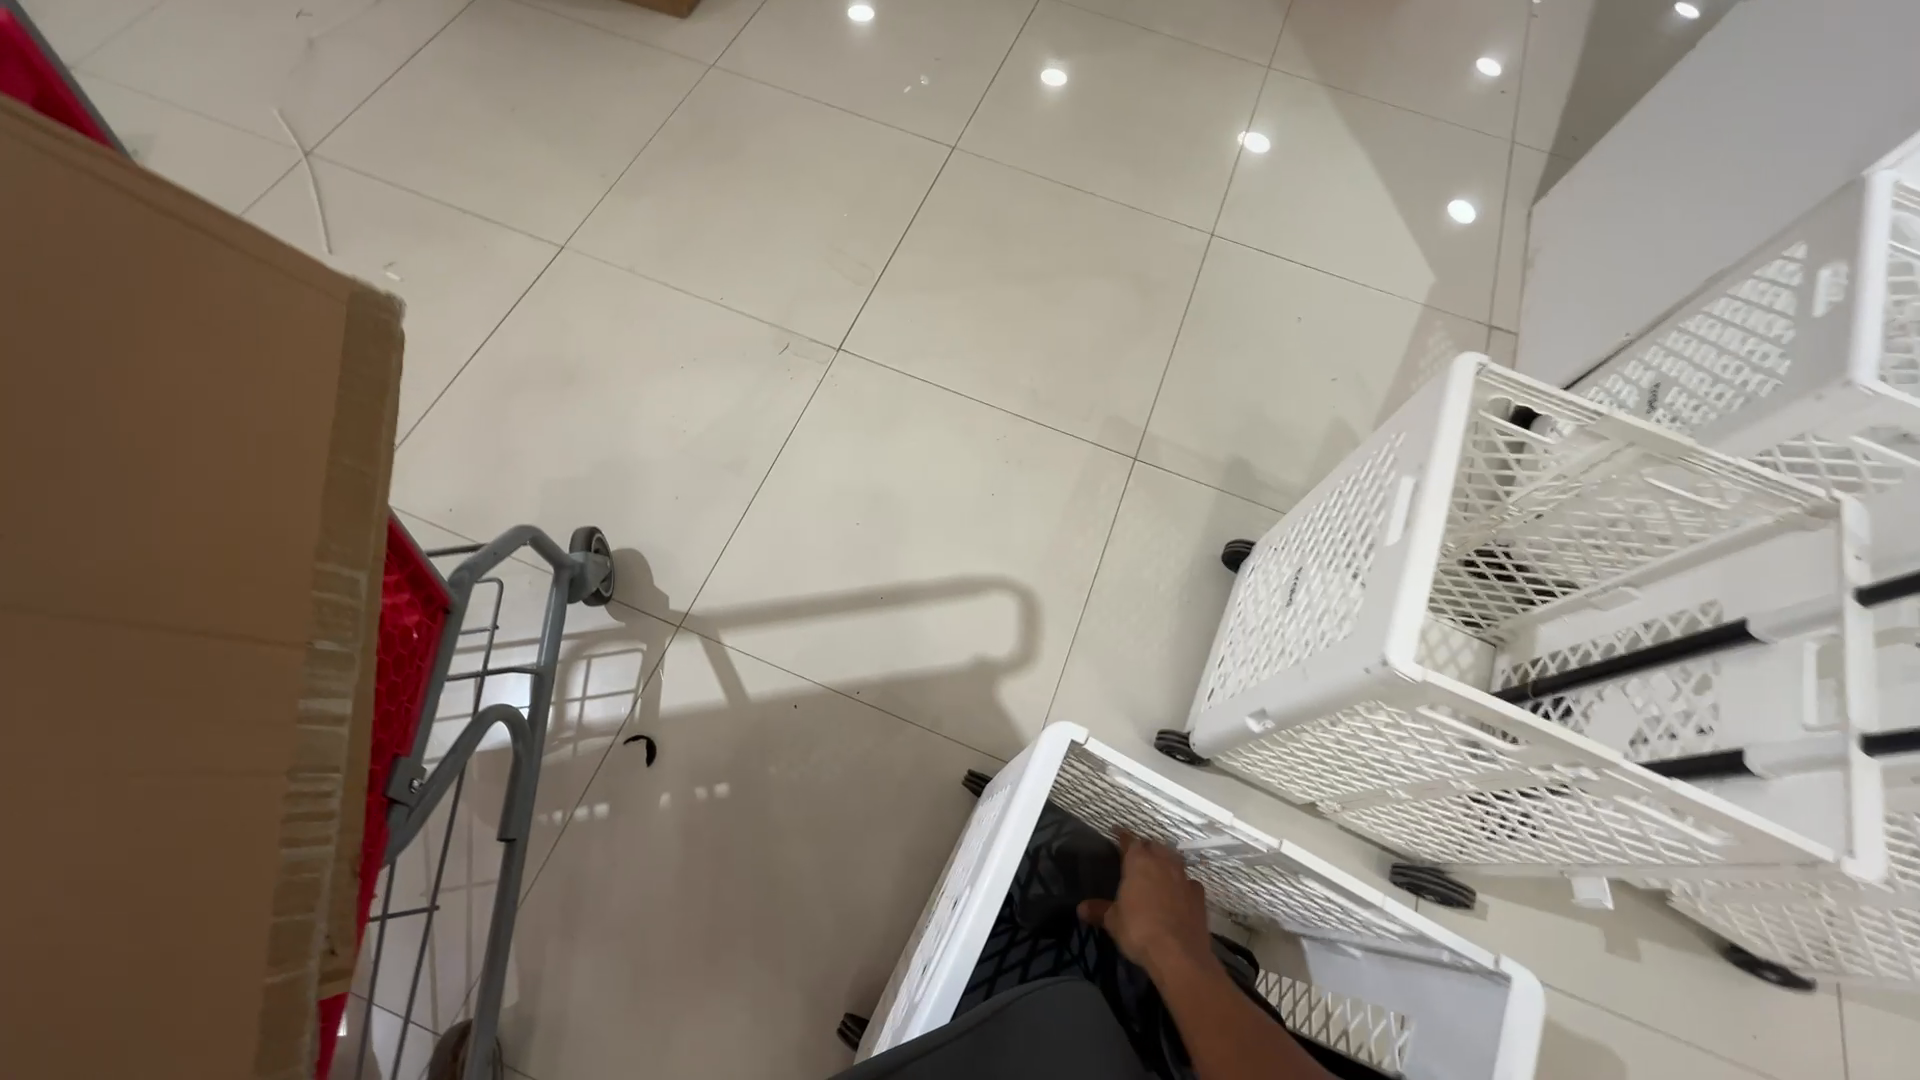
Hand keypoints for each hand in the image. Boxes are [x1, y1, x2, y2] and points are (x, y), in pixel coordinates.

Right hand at [1077, 832, 1213, 975]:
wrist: (1179, 954)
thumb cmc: (1139, 930)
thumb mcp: (1113, 921)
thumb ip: (1099, 910)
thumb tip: (1081, 908)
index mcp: (1139, 862)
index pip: (1129, 840)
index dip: (1122, 836)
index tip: (1116, 832)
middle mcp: (1163, 863)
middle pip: (1154, 846)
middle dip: (1146, 848)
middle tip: (1137, 856)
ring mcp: (1184, 878)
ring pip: (1174, 860)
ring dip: (1166, 862)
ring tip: (1158, 871)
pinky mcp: (1199, 896)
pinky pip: (1189, 883)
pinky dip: (1182, 885)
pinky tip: (1178, 894)